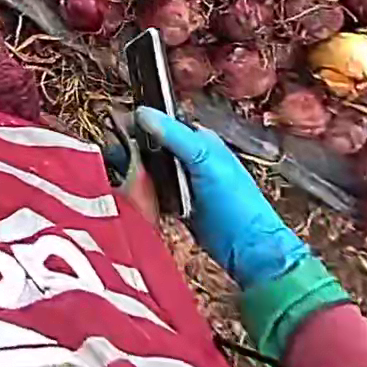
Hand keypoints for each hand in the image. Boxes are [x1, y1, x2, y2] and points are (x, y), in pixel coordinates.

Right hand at [135, 107, 309, 288]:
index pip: (160, 123)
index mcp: (198, 140)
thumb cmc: (236, 203)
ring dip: (134, 176)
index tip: (118, 133)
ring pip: (146, 171)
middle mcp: (187, 157)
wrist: (249, 253)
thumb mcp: (205, 160)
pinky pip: (150, 194)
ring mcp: (181, 183)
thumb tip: (142, 112)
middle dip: (132, 154)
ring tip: (124, 182)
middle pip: (148, 147)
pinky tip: (134, 199)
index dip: (138, 126)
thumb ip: (174, 135)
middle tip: (117, 162)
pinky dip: (140, 196)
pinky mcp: (175, 205)